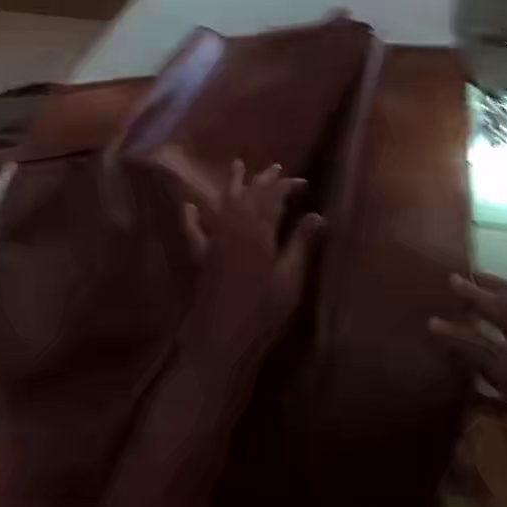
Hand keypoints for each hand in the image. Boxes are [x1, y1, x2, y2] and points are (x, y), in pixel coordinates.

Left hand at [180, 160, 323, 362]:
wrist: (222, 341)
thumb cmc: (264, 313)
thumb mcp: (291, 279)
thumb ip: (301, 244)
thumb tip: (317, 216)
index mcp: (260, 231)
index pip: (275, 198)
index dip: (288, 187)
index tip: (303, 183)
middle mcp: (235, 228)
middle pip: (250, 195)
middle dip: (263, 179)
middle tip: (276, 168)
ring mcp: (214, 240)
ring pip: (224, 203)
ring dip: (232, 183)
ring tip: (237, 165)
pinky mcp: (200, 257)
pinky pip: (193, 230)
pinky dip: (191, 216)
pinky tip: (189, 206)